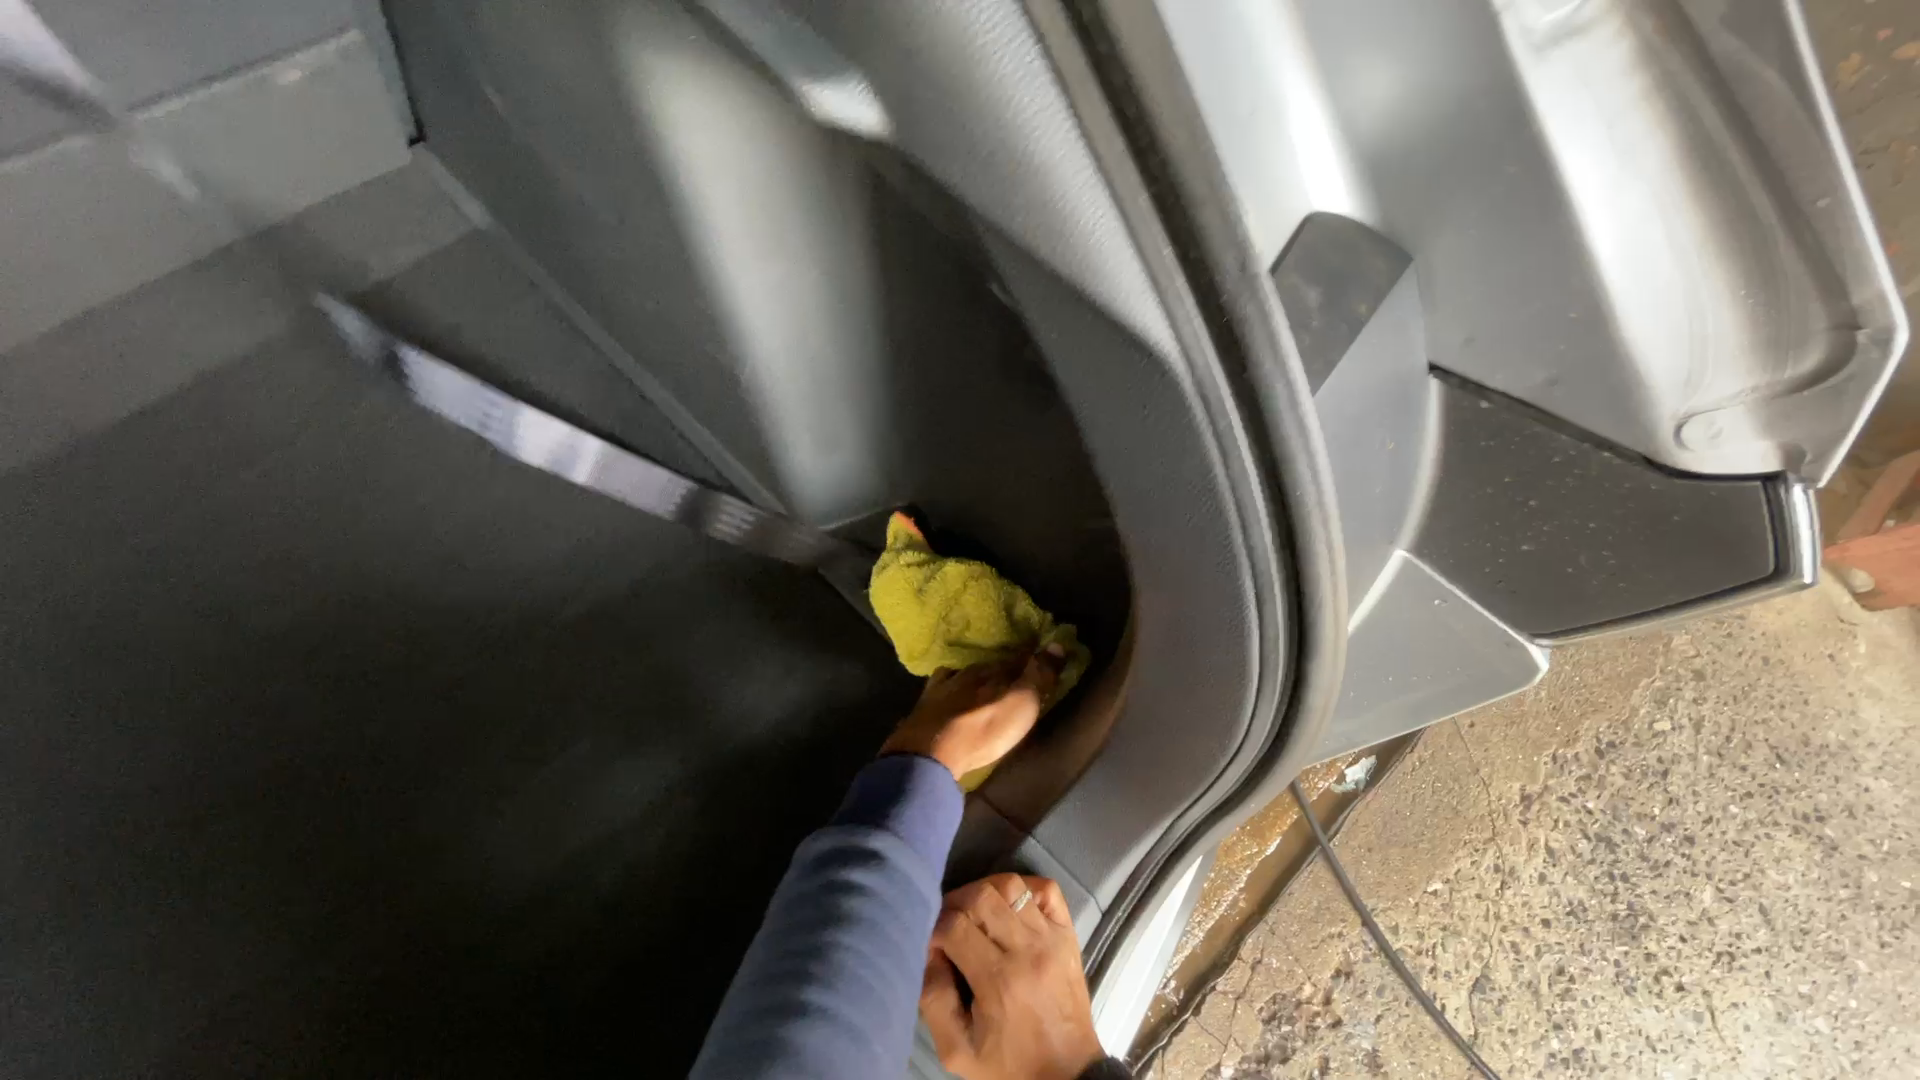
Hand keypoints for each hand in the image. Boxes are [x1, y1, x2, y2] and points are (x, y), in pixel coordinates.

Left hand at [881, 650, 1062, 780]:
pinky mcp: (924, 706)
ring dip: (974, 678)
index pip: (1017, 660)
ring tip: (982, 684)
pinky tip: (947, 692)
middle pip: (989, 668)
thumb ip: (1039, 674)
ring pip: (963, 675)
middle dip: (1001, 668)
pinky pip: (940, 688)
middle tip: (1011, 673)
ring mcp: (943, 688)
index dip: (1029, 657)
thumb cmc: (984, 728)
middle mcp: (968, 673)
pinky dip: (947, 687)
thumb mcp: (1022, 702)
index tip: (1039, 653)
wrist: (931, 752)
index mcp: (994, 672)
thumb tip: (1059, 643)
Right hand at [920, 873, 1104, 1079]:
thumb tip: (929, 952)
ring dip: (986, 891)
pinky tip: (1009, 907)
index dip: (935, 929)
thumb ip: (933, 1001)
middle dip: (955, 904)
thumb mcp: (958, 1050)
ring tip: (977, 913)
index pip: (954, 926)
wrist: (1066, 1074)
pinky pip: (1046, 889)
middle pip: (981, 896)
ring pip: (1011, 885)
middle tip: (950, 924)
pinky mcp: (1068, 933)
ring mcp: (1052, 937)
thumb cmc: (1008, 1064)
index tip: (934, 946)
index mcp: (999, 981)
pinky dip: (1024, 887)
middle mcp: (1028, 950)